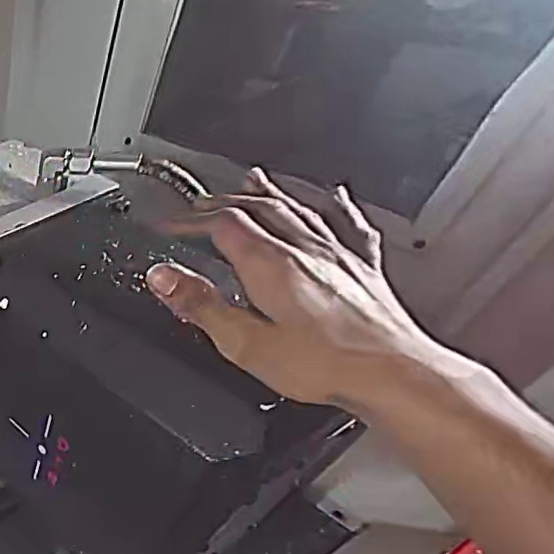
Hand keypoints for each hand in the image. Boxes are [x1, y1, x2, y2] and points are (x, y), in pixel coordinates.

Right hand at [144, 168, 473, 413]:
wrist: (389, 372)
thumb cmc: (322, 364)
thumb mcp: (245, 343)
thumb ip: (201, 306)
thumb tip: (163, 277)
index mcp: (270, 265)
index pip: (221, 225)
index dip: (189, 220)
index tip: (168, 224)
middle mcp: (304, 249)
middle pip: (258, 209)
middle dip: (222, 203)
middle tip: (199, 205)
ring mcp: (337, 255)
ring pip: (298, 208)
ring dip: (269, 193)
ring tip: (252, 181)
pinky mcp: (362, 269)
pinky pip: (346, 224)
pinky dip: (333, 206)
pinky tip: (335, 196)